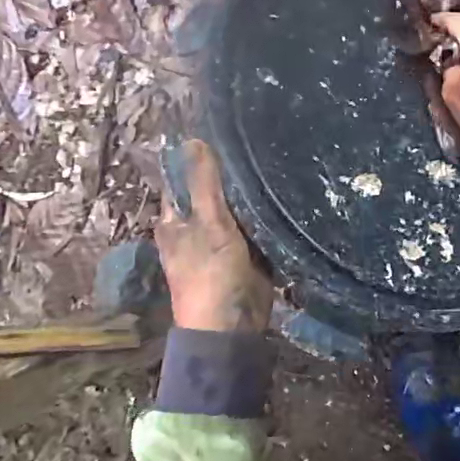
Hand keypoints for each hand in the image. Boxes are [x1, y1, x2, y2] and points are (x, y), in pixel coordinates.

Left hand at [155, 140, 272, 332]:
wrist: (232, 326)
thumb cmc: (211, 274)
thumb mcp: (208, 225)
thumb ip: (204, 185)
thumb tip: (194, 140)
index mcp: (176, 220)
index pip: (185, 178)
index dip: (201, 157)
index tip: (228, 134)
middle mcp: (197, 227)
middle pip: (216, 192)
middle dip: (234, 175)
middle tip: (262, 145)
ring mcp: (224, 240)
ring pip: (239, 208)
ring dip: (253, 194)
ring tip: (277, 162)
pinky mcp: (248, 253)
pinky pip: (257, 227)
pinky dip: (267, 215)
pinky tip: (283, 196)